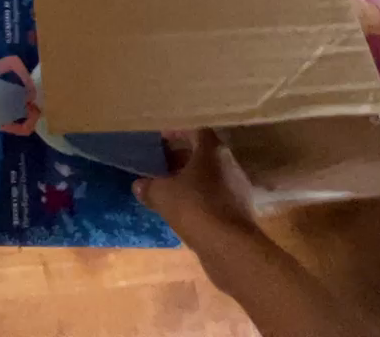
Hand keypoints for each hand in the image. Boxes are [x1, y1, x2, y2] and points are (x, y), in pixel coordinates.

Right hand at [132, 129, 259, 244]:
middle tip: (162, 164)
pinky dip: (202, 200)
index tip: (162, 140)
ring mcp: (238, 190)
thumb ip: (149, 187)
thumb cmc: (195, 208)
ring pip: (211, 177)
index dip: (178, 133)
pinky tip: (186, 211)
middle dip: (183, 158)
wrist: (230, 248)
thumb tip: (138, 185)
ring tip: (171, 189)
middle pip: (204, 154)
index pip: (196, 131)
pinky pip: (217, 198)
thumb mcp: (163, 194)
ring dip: (193, 181)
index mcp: (213, 150)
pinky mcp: (241, 213)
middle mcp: (230, 165)